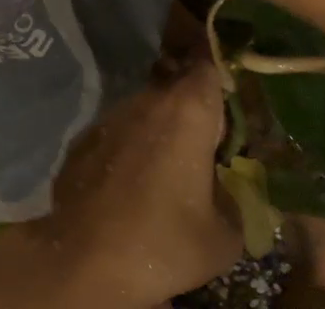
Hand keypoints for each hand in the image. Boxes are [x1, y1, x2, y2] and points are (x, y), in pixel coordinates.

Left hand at [0, 64, 243, 308]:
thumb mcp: (227, 232)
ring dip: (164, 131)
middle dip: (197, 111)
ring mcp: (108, 118)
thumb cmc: (165, 241)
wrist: (86, 254)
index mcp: (185, 114)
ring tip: (180, 166)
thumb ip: (238, 197)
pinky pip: (120, 133)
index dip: (224, 72)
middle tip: (219, 142)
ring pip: (147, 112)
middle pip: (177, 91)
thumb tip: (233, 185)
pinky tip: (140, 180)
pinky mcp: (84, 138)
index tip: (240, 84)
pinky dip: (134, 148)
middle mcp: (144, 103)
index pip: (209, 70)